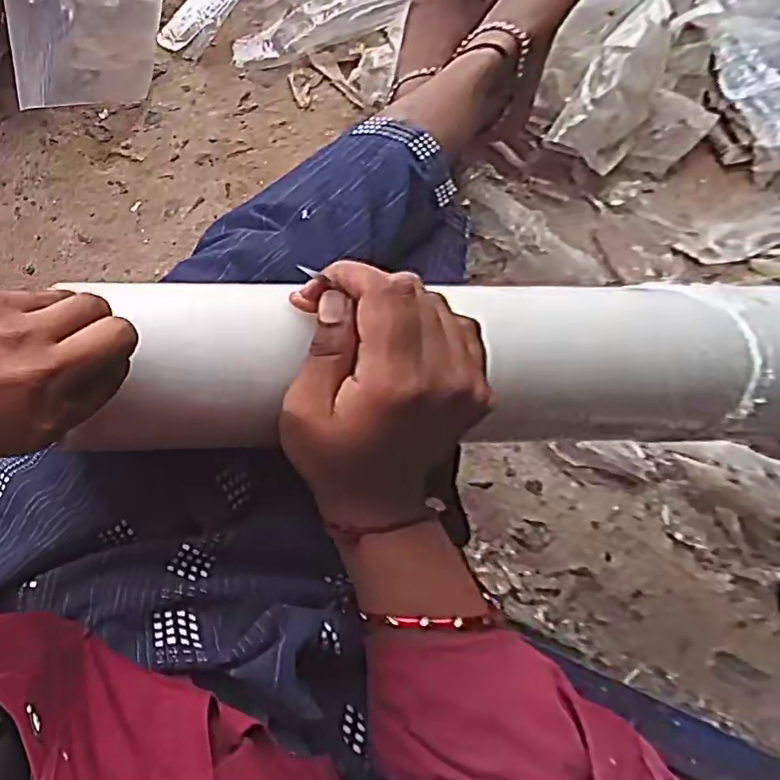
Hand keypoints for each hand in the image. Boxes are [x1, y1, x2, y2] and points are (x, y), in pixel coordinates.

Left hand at [0, 287, 137, 458]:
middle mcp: (40, 377)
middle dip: (111, 332)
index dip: (107, 367)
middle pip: (116, 333)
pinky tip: (11, 316)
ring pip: (86, 303)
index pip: (110, 381)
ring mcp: (18, 333)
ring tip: (48, 323)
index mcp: (42, 421)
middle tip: (86, 336)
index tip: (95, 360)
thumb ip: (46, 406)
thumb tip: (71, 374)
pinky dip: (39, 303)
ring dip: (78, 311)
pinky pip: (42, 294)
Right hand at [279, 262, 492, 527]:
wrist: (377, 502)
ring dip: (395, 302)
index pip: (388, 295)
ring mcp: (468, 382)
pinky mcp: (478, 386)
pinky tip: (395, 337)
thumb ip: (323, 349)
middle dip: (367, 286)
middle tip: (330, 304)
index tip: (322, 283)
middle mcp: (444, 377)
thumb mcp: (302, 407)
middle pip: (415, 292)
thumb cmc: (331, 460)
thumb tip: (333, 300)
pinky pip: (458, 327)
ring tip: (360, 323)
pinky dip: (423, 320)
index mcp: (396, 382)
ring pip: (437, 304)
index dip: (351, 276)